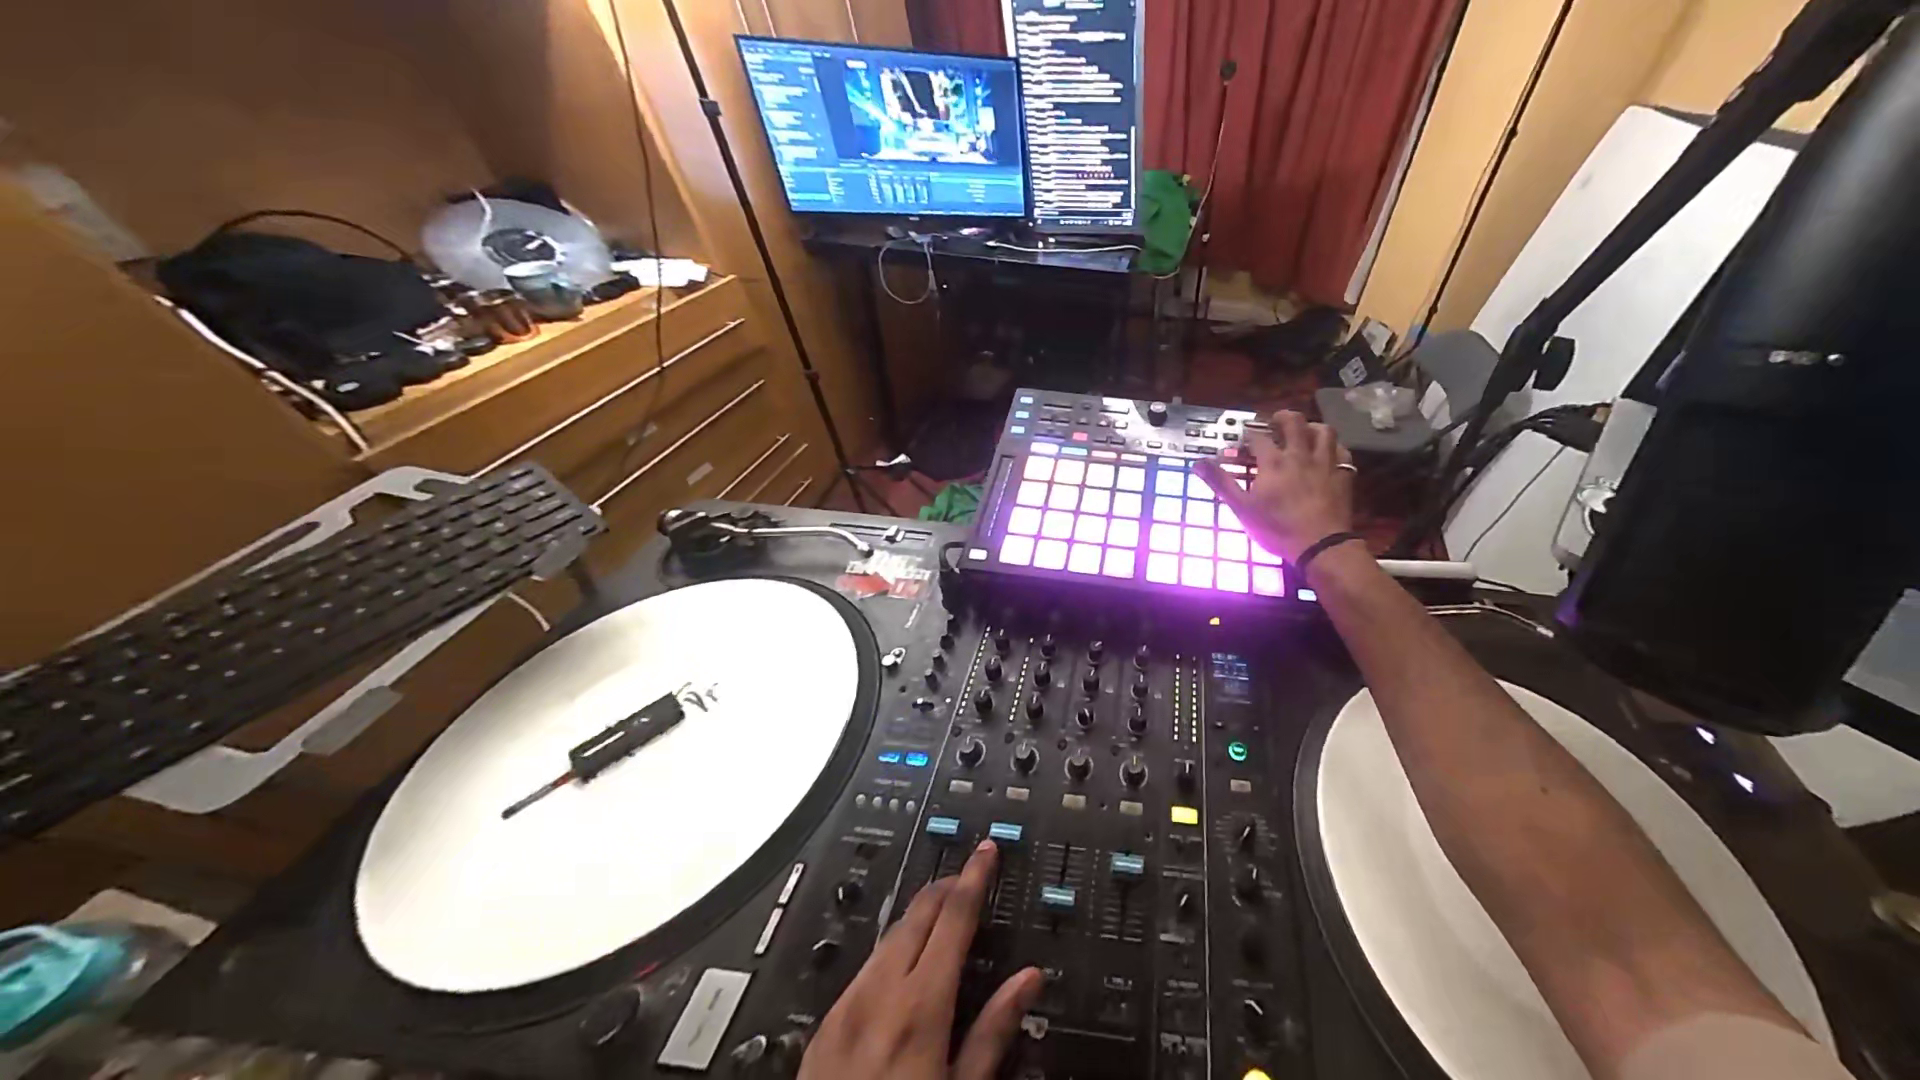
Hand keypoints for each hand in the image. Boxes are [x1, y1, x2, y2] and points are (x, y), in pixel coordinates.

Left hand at [799, 841, 1043, 1079]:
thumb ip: (995, 1030)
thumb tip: (1028, 979)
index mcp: (921, 1004)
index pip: (953, 916)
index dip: (974, 876)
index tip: (986, 849)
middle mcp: (880, 991)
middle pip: (917, 913)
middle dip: (946, 886)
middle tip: (970, 876)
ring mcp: (847, 1002)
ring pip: (890, 934)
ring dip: (918, 916)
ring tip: (944, 914)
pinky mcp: (827, 1020)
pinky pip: (866, 964)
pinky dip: (892, 949)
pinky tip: (904, 965)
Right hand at [1196, 410, 1354, 564]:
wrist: (1320, 545)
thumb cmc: (1276, 527)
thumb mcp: (1241, 507)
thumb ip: (1220, 482)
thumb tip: (1197, 463)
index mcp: (1273, 462)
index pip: (1258, 437)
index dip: (1248, 435)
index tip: (1242, 441)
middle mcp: (1300, 455)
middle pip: (1295, 423)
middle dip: (1283, 418)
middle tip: (1275, 421)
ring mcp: (1325, 463)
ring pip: (1324, 431)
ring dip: (1312, 427)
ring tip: (1304, 431)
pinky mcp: (1342, 475)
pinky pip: (1342, 452)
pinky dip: (1333, 447)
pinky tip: (1327, 453)